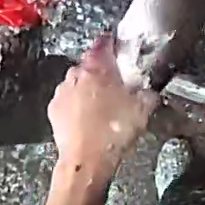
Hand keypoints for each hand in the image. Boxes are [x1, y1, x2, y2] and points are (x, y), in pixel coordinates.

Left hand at [48, 37, 155, 184]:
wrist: (86, 160)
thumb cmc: (115, 131)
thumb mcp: (144, 109)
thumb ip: (148, 92)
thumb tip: (150, 88)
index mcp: (98, 68)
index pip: (103, 43)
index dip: (111, 43)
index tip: (117, 47)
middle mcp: (76, 74)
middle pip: (89, 64)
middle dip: (101, 71)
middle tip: (116, 84)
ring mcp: (62, 92)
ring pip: (77, 82)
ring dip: (87, 88)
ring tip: (102, 105)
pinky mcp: (53, 109)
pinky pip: (68, 99)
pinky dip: (76, 104)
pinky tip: (88, 118)